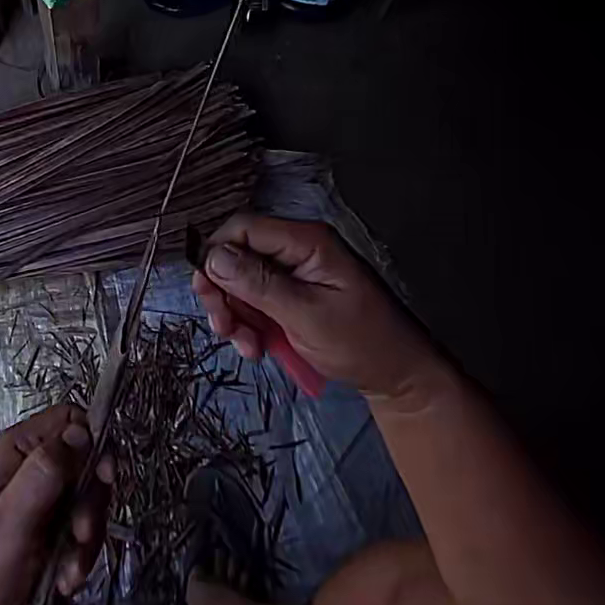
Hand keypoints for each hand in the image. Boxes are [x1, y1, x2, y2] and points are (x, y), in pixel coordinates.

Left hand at [0, 405, 113, 604]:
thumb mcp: (10, 518)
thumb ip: (46, 470)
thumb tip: (81, 431)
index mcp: (16, 451)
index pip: (69, 420)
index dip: (93, 442)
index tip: (104, 477)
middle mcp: (29, 468)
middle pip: (85, 462)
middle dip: (92, 501)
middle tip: (80, 534)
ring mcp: (37, 502)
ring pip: (86, 499)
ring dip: (87, 536)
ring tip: (70, 569)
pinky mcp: (45, 534)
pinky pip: (78, 532)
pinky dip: (79, 556)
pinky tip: (65, 580)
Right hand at [191, 214, 453, 410]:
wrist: (398, 376)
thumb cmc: (361, 342)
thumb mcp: (307, 315)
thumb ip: (259, 284)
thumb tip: (213, 256)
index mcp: (305, 240)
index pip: (243, 227)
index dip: (217, 254)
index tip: (207, 291)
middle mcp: (294, 249)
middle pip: (235, 255)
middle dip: (223, 292)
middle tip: (223, 327)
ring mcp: (290, 274)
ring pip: (238, 282)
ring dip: (234, 315)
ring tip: (247, 346)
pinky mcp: (288, 296)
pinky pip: (252, 303)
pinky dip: (247, 325)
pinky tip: (256, 347)